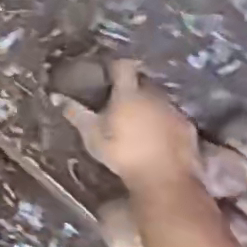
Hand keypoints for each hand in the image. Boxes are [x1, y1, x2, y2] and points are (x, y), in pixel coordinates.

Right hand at [54, 59, 199, 188]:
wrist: (165, 180)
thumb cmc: (122, 154)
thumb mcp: (92, 136)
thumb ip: (76, 114)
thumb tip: (56, 96)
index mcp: (128, 94)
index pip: (123, 67)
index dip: (115, 66)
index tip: (107, 72)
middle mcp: (154, 97)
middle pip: (143, 83)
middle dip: (132, 88)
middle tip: (118, 101)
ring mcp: (174, 112)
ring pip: (159, 100)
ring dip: (149, 105)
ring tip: (138, 120)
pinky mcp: (189, 128)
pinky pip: (173, 117)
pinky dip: (164, 122)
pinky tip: (156, 137)